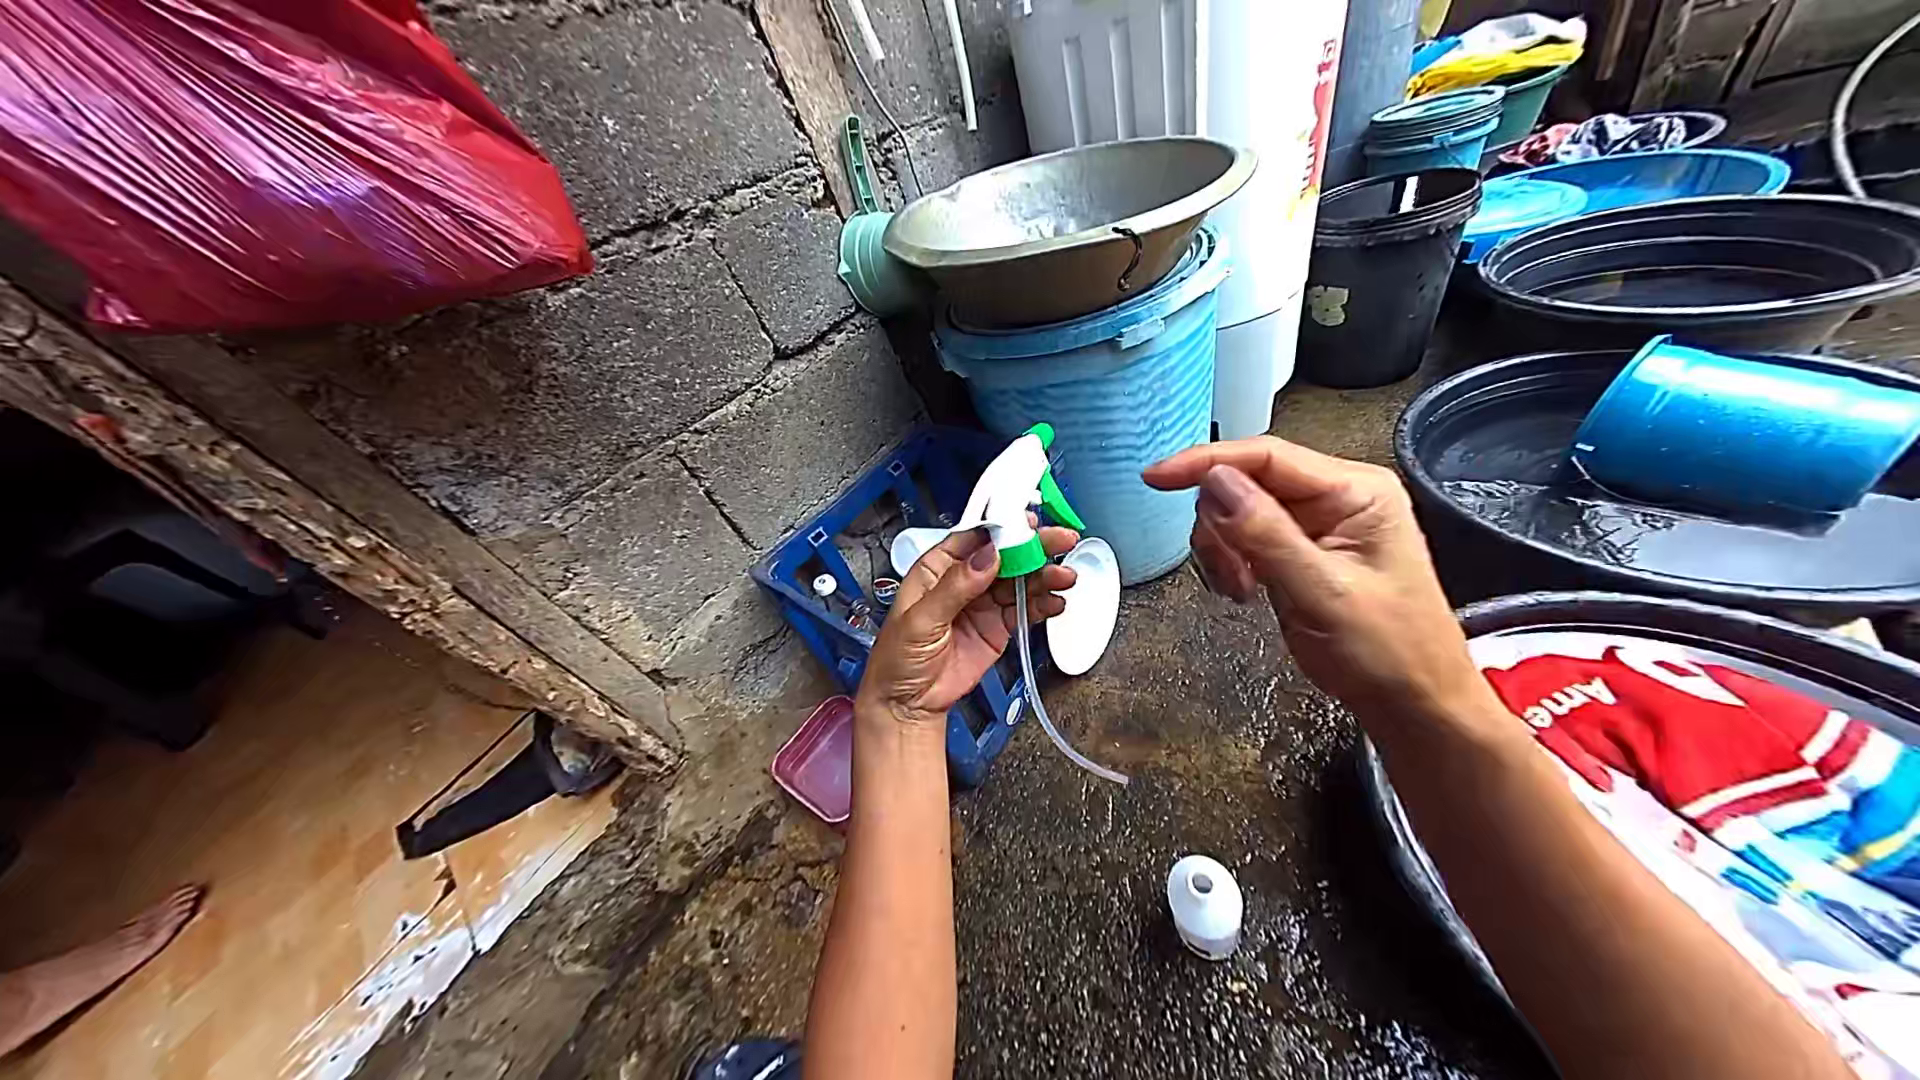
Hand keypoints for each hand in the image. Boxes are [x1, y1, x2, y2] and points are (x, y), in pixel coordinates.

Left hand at [857, 522, 1079, 729]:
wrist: (908, 704)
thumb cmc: (897, 658)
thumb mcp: (920, 620)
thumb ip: (955, 588)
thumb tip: (986, 556)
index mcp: (937, 568)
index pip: (973, 539)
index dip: (1002, 529)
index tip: (1027, 525)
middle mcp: (964, 580)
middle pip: (1004, 555)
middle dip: (1033, 547)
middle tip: (1059, 540)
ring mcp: (983, 603)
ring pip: (1019, 580)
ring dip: (1043, 575)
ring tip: (1064, 576)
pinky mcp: (998, 626)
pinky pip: (1024, 609)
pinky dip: (1043, 604)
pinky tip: (1055, 601)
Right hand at [1144, 437, 1492, 725]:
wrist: (1409, 701)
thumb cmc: (1388, 651)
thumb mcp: (1322, 592)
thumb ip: (1266, 534)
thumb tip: (1215, 482)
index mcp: (1354, 492)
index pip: (1265, 456)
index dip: (1205, 462)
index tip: (1157, 478)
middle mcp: (1332, 497)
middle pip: (1243, 482)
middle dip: (1220, 525)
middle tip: (1230, 572)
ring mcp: (1312, 522)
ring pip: (1233, 510)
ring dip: (1221, 548)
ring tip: (1241, 588)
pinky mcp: (1294, 546)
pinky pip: (1240, 535)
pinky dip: (1228, 561)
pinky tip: (1245, 590)